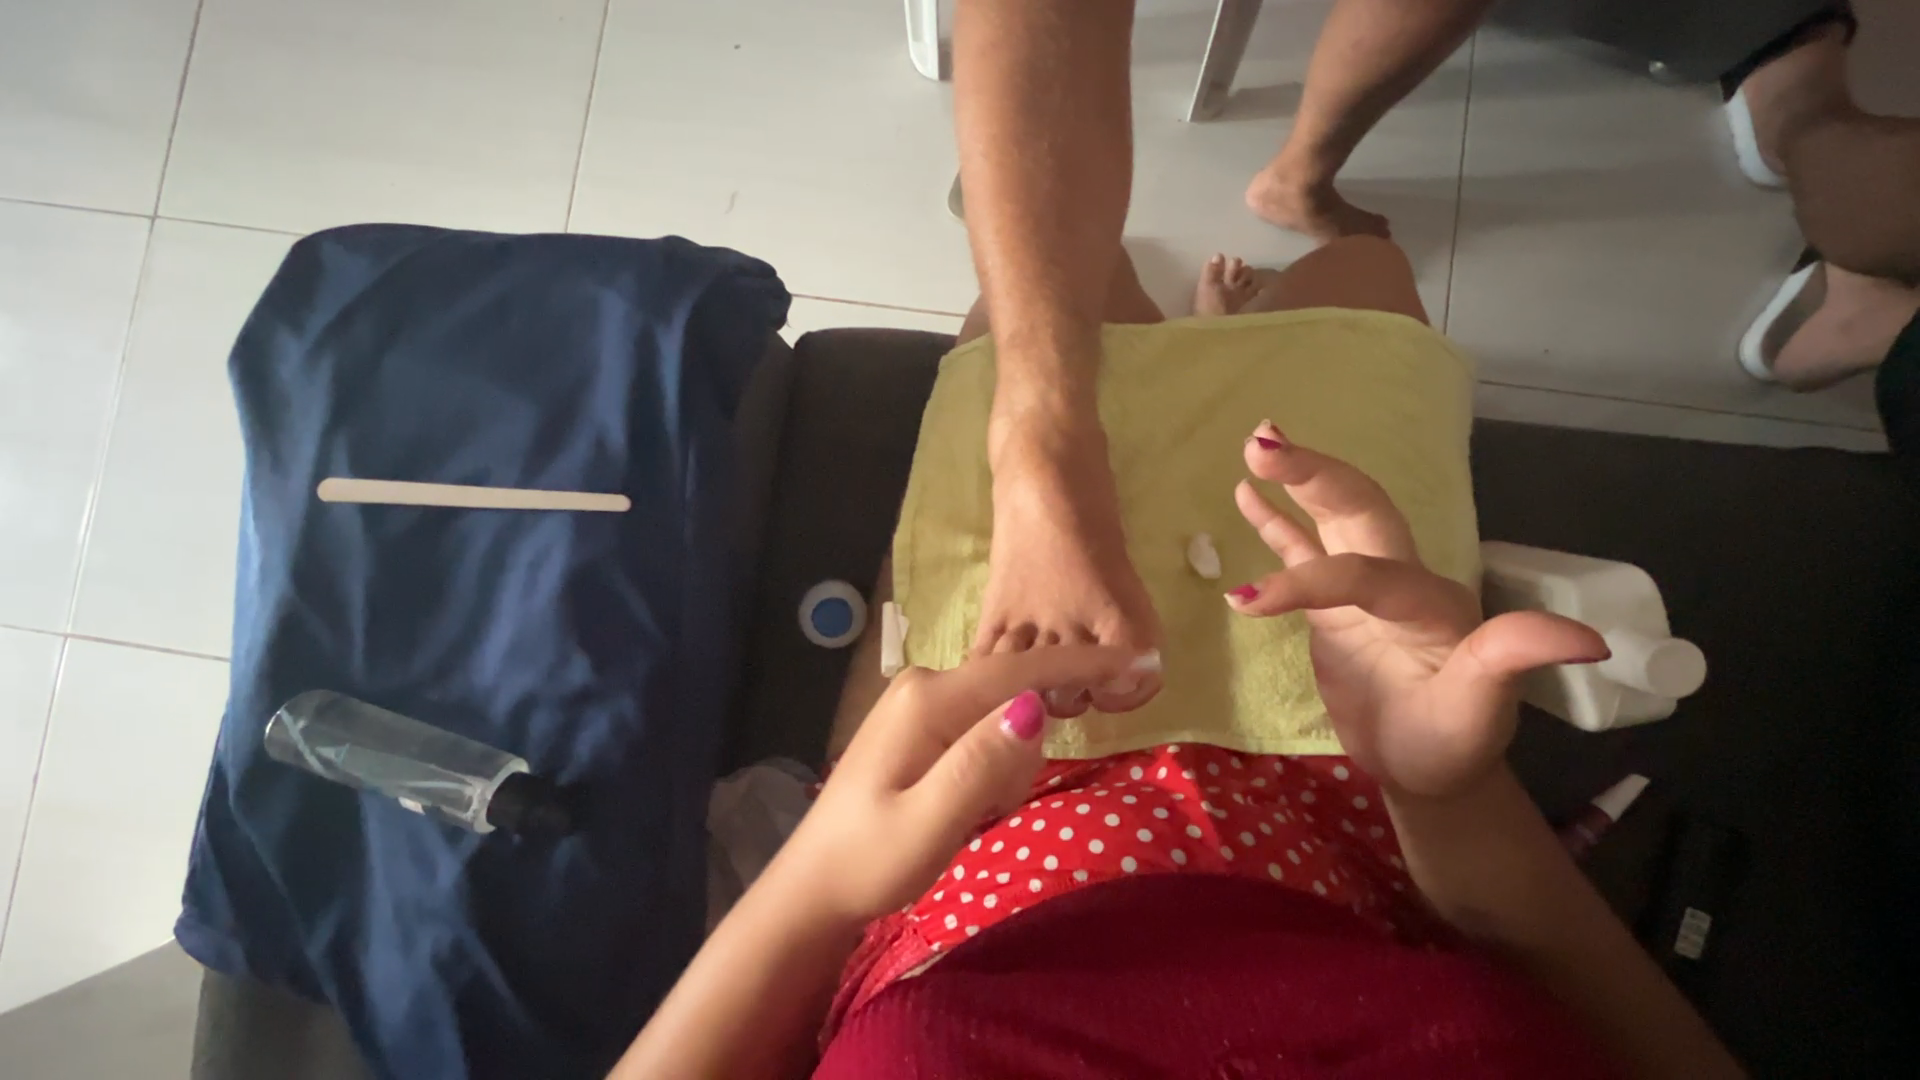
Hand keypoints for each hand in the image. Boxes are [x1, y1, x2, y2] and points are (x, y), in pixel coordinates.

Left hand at [774, 644, 1157, 924]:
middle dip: (1021, 755)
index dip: (1082, 664)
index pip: (1020, 671)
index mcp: (929, 699)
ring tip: (968, 815)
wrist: (815, 885)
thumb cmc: (869, 860)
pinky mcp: (921, 722)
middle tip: (987, 813)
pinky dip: (989, 769)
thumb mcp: (929, 824)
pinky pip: (981, 731)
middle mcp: (925, 685)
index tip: (1141, 660)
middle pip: (1013, 696)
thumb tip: (1034, 706)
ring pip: (1001, 718)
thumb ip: (980, 765)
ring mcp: (920, 701)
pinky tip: (962, 804)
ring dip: (1003, 770)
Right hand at [972, 391, 1162, 717]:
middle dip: (1075, 697)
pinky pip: (988, 661)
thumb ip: (1127, 619)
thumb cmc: (1094, 505)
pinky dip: (990, 675)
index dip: (1126, 695)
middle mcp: (1080, 629)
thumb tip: (1127, 662)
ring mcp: (1034, 622)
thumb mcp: (1125, 566)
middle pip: (1074, 697)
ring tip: (1032, 679)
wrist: (1044, 466)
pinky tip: (991, 677)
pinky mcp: (996, 608)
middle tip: (1073, 679)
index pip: (1133, 686)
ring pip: (1029, 689)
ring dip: (1032, 692)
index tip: (1116, 684)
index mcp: (1126, 618)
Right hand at [1225, 422, 1607, 798]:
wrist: (1429, 767)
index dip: (1303, 580)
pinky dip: (1275, 522)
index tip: (1246, 602)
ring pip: (1332, 517)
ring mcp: (1366, 587)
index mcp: (1431, 600)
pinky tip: (1247, 495)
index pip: (1360, 572)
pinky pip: (1303, 550)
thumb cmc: (1452, 744)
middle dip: (1313, 474)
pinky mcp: (1336, 602)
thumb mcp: (1479, 712)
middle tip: (1263, 444)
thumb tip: (1586, 637)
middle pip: (1358, 509)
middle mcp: (1401, 578)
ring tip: (1256, 445)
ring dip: (1297, 479)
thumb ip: (1511, 664)